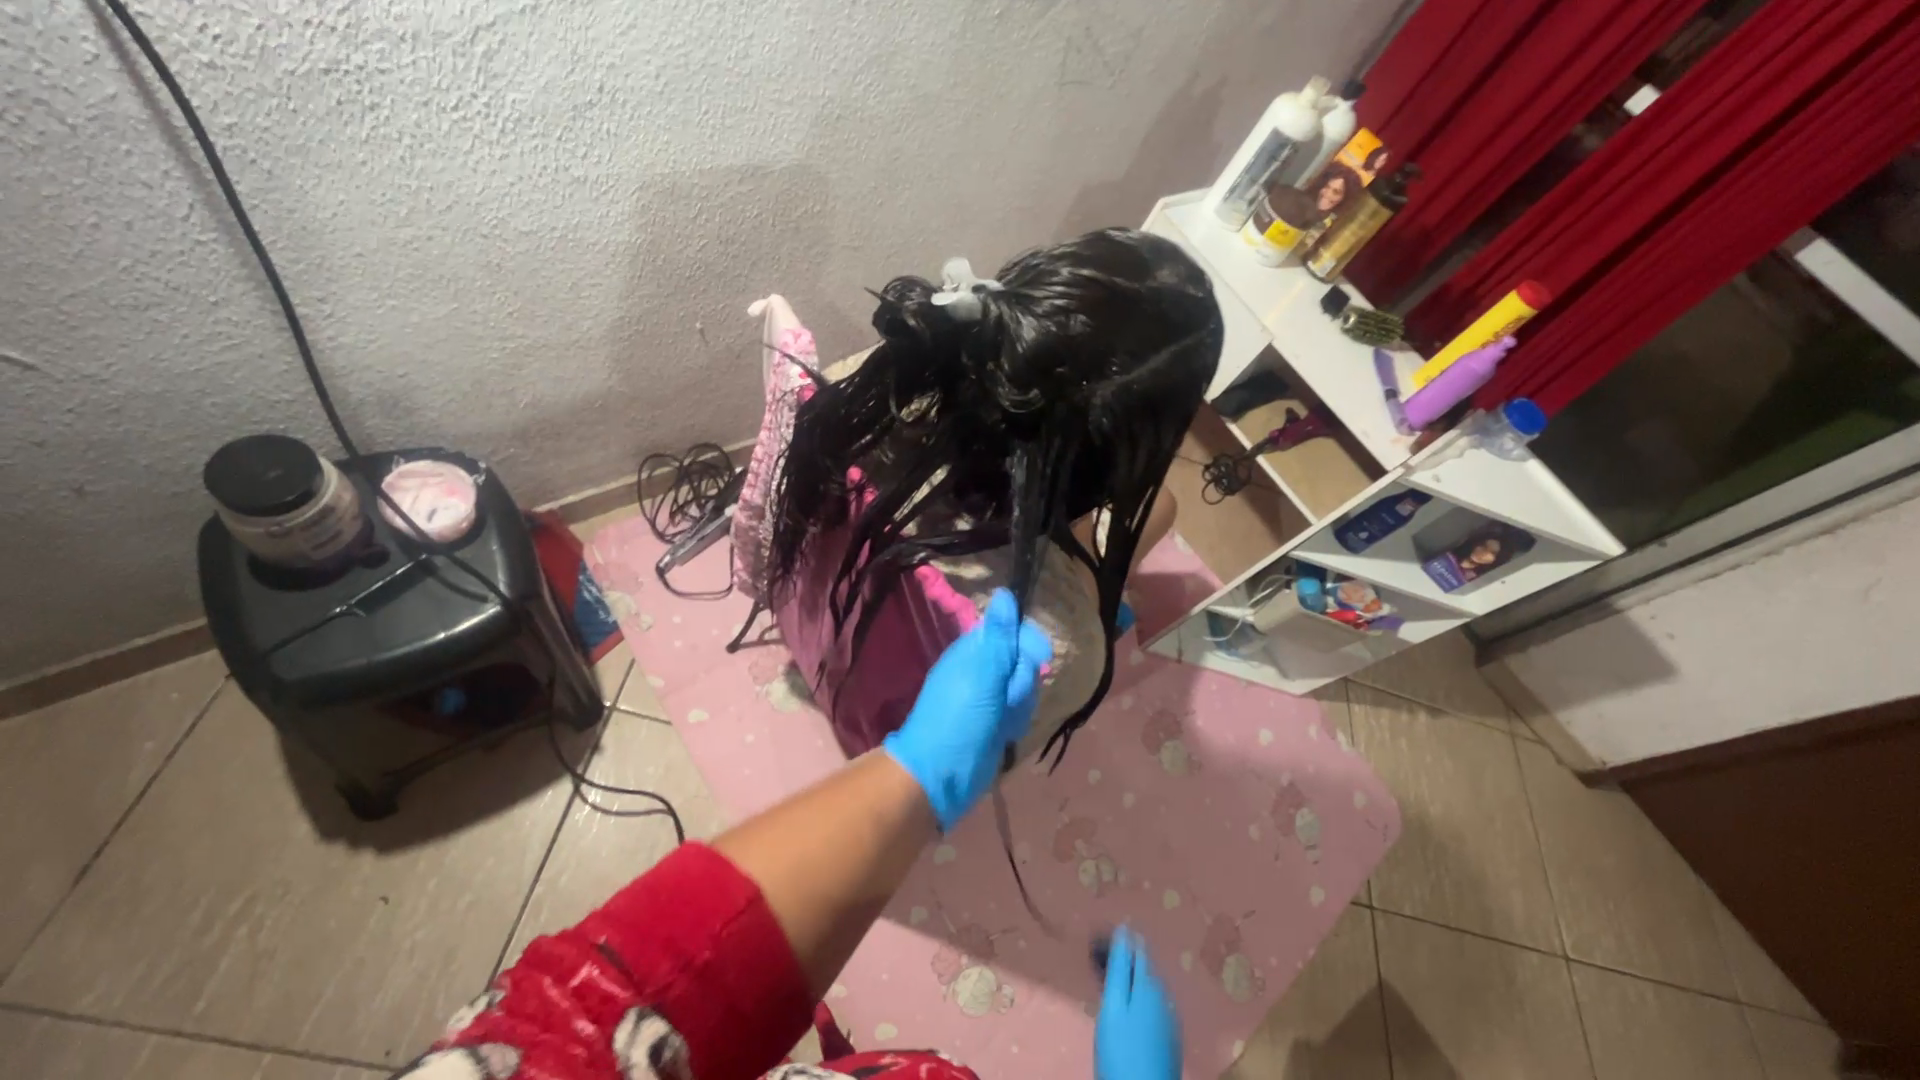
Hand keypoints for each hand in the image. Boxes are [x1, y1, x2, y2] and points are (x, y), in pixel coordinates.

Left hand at [883, 588, 1051, 830]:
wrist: (943, 772)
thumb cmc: (958, 716)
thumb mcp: (981, 671)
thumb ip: (998, 635)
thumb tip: (1006, 593)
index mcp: (974, 650)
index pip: (1013, 630)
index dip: (1028, 643)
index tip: (1038, 656)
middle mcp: (984, 669)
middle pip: (1025, 661)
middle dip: (1023, 680)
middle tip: (1006, 696)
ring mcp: (992, 697)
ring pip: (1027, 688)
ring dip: (1020, 705)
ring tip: (1002, 720)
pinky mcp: (999, 722)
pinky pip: (1022, 712)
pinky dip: (1017, 723)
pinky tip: (1004, 734)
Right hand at [1097, 926, 1181, 1079]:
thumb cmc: (1120, 1050)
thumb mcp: (1113, 1007)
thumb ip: (1118, 969)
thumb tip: (1124, 930)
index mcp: (1150, 984)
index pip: (1137, 947)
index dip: (1117, 936)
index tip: (1095, 934)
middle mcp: (1165, 994)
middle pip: (1143, 964)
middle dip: (1121, 954)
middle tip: (1094, 953)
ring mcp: (1170, 1015)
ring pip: (1147, 982)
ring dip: (1127, 973)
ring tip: (1104, 974)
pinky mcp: (1169, 1033)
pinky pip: (1151, 1000)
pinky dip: (1135, 991)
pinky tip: (1123, 1000)